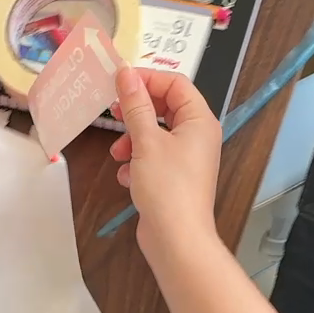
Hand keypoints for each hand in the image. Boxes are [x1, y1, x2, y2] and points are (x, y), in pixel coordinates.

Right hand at [111, 67, 222, 259]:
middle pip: (165, 108)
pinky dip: (137, 163)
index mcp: (199, 121)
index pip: (175, 84)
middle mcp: (197, 137)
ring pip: (156, 135)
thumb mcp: (146, 141)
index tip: (119, 83)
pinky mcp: (175, 179)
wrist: (176, 239)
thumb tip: (126, 73)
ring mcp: (187, 159)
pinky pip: (154, 159)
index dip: (147, 79)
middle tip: (114, 113)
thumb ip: (136, 105)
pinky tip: (126, 177)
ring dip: (133, 140)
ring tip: (118, 154)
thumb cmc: (167, 187)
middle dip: (137, 112)